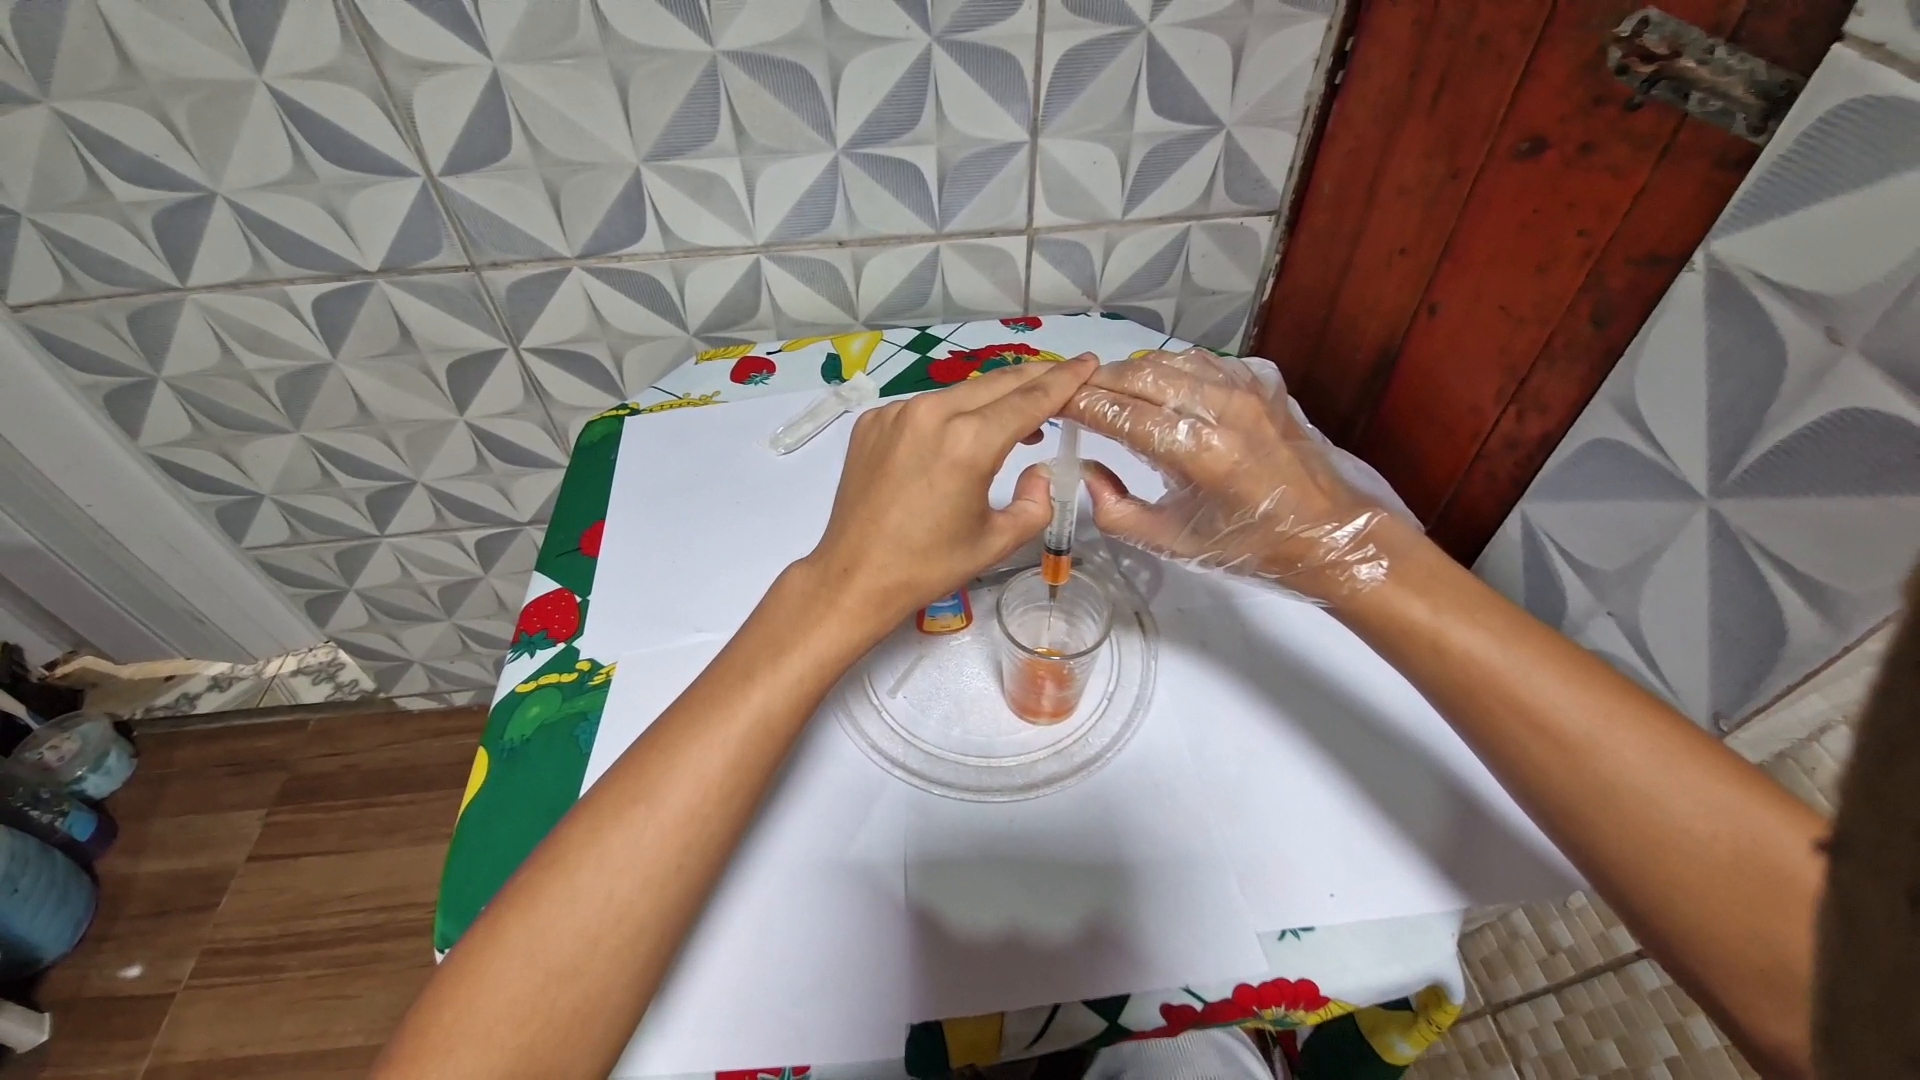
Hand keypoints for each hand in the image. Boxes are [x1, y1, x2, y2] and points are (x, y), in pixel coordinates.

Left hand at [801, 355, 1098, 626]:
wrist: (854, 576)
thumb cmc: (929, 566)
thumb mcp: (998, 541)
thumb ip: (1036, 501)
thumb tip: (1039, 470)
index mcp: (969, 442)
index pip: (1030, 398)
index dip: (1064, 380)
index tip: (1089, 363)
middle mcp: (932, 413)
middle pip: (997, 383)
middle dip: (1035, 379)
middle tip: (1062, 381)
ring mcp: (896, 413)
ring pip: (959, 392)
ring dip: (992, 399)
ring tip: (1016, 422)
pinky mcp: (872, 422)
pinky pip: (924, 407)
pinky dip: (950, 415)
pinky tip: (958, 439)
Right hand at [1062, 348, 1395, 600]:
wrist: (1331, 532)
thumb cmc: (1248, 545)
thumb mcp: (1172, 542)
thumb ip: (1115, 510)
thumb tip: (1087, 469)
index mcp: (1199, 452)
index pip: (1119, 412)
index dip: (1078, 405)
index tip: (1050, 405)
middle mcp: (1221, 407)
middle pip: (1138, 375)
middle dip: (1098, 383)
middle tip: (1071, 396)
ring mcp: (1246, 387)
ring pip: (1167, 360)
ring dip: (1131, 373)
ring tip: (1109, 393)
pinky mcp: (1263, 381)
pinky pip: (1201, 362)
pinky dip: (1170, 371)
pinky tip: (1160, 391)